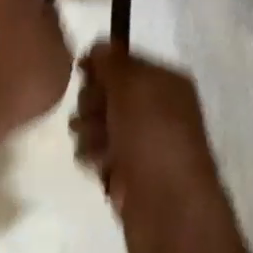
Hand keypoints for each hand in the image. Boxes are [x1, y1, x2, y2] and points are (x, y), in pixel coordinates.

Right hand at [73, 43, 219, 215]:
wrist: (166, 206)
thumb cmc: (153, 138)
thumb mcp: (132, 86)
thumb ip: (111, 61)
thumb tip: (97, 46)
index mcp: (165, 82)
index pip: (119, 60)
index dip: (99, 68)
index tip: (85, 76)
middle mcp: (155, 107)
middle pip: (101, 90)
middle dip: (90, 103)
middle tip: (97, 116)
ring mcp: (141, 139)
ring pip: (92, 120)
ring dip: (88, 132)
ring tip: (99, 148)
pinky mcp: (125, 166)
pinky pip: (93, 149)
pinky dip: (92, 155)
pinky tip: (100, 164)